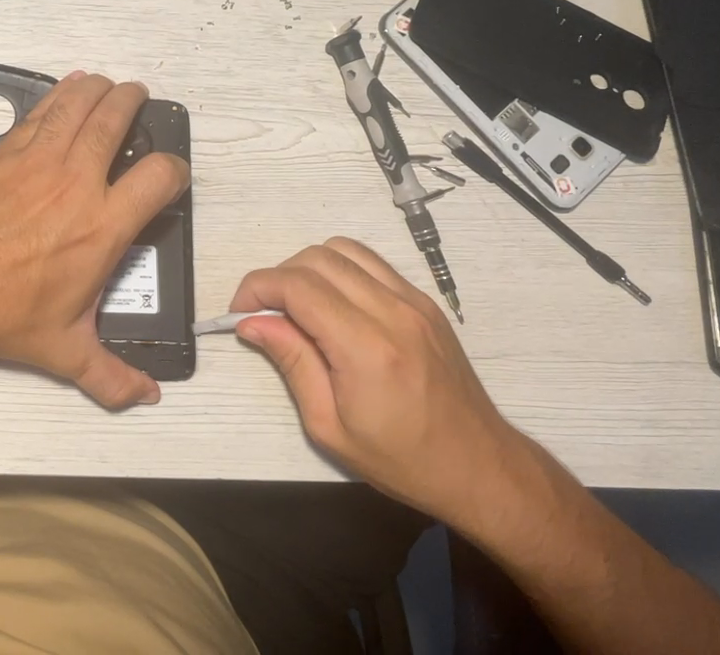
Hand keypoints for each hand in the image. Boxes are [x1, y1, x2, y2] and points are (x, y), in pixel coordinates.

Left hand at [0, 72, 190, 408]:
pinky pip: (39, 112)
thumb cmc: (1, 314)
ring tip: (107, 85)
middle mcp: (76, 182)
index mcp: (102, 225)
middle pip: (116, 120)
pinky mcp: (3, 153)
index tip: (170, 174)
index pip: (159, 177)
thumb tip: (144, 398)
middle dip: (134, 104)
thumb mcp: (65, 350)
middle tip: (138, 98)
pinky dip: (57, 97)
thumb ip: (111, 376)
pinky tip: (62, 93)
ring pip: (77, 105)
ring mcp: (37, 160)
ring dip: (97, 89)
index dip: (174, 170)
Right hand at [230, 238, 533, 526]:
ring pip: (343, 250)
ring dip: (307, 268)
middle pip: (316, 258)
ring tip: (295, 305)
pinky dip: (338, 270)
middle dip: (277, 277)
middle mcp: (392, 311)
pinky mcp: (425, 302)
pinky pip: (370, 263)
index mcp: (366, 348)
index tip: (239, 313)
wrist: (480, 468)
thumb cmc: (400, 460)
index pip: (297, 286)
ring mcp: (414, 301)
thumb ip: (292, 363)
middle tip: (263, 313)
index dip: (257, 289)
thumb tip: (251, 323)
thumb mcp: (329, 426)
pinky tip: (331, 305)